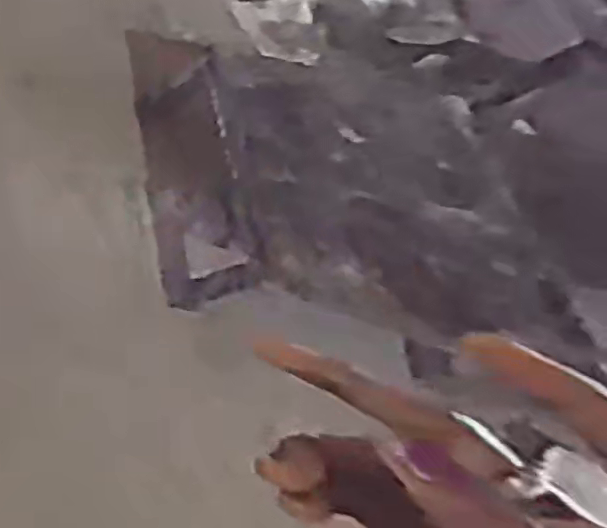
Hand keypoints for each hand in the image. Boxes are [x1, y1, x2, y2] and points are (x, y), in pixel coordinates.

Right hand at [254, 335, 606, 527]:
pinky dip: (341, 508)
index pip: (594, 431)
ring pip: (395, 479)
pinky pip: (386, 518)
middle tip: (278, 460)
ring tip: (277, 484)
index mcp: (580, 507)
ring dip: (326, 469)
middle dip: (349, 436)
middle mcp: (530, 506)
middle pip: (434, 445)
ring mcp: (478, 525)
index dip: (550, 384)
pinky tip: (305, 509)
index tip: (479, 342)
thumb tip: (405, 449)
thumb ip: (488, 519)